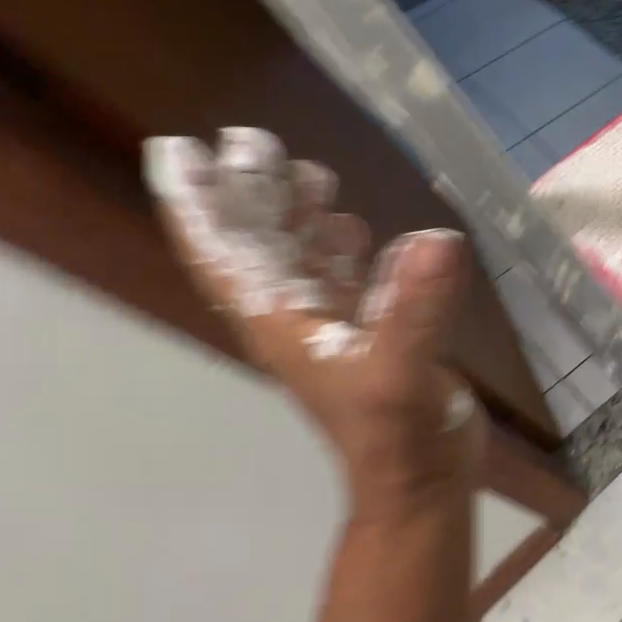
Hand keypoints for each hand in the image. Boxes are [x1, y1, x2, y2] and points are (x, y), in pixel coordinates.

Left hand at [146, 128, 480, 520]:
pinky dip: (346, 248)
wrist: (421, 480)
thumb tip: (435, 238)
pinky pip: (345, 279)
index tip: (185, 150)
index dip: (201, 202)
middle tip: (254, 141)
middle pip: (260, 246)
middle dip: (251, 194)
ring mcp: (334, 329)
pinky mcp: (373, 336)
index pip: (227, 254)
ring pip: (300, 259)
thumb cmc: (397, 433)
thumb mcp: (399, 374)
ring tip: (306, 170)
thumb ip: (413, 309)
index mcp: (283, 324)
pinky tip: (360, 228)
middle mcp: (297, 320)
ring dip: (294, 215)